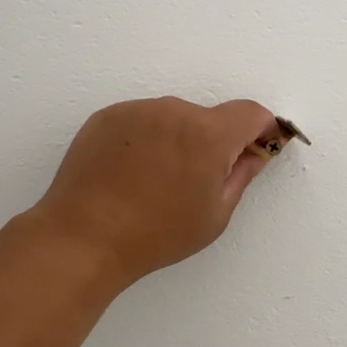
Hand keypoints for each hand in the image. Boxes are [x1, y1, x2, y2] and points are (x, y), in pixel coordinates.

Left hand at [28, 96, 284, 287]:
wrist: (85, 236)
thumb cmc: (156, 234)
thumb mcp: (215, 215)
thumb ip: (241, 176)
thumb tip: (254, 154)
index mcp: (209, 135)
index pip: (251, 113)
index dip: (262, 129)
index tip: (258, 149)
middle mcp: (174, 110)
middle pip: (209, 118)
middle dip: (214, 143)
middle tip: (197, 184)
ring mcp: (137, 110)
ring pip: (174, 119)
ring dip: (178, 141)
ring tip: (158, 183)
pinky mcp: (108, 117)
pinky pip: (142, 122)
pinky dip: (147, 142)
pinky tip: (133, 176)